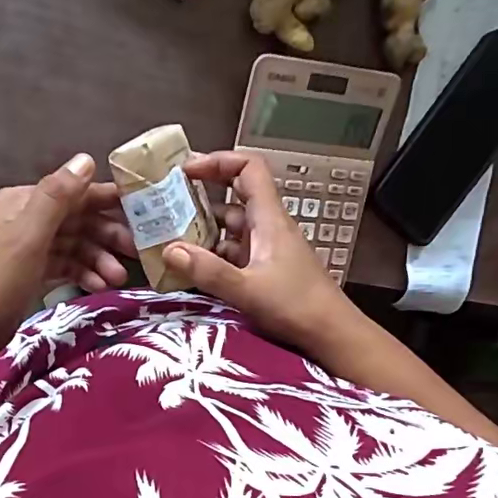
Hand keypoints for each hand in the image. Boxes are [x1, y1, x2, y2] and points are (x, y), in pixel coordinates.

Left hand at [0, 154, 137, 339]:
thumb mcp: (29, 235)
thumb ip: (57, 197)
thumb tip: (86, 159)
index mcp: (24, 201)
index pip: (75, 192)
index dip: (109, 200)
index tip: (144, 212)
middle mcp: (28, 219)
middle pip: (79, 219)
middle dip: (107, 236)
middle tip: (136, 253)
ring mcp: (31, 247)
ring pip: (75, 245)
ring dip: (98, 259)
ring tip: (117, 280)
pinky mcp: (32, 273)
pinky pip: (66, 266)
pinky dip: (83, 274)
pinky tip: (98, 287)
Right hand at [163, 151, 356, 351]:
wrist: (332, 335)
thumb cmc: (296, 307)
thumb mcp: (247, 290)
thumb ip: (208, 271)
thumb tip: (170, 249)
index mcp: (269, 220)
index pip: (248, 169)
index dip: (218, 161)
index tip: (187, 171)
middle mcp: (269, 229)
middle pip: (233, 199)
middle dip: (200, 199)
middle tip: (165, 206)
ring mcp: (267, 251)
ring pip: (231, 229)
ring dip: (203, 231)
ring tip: (169, 239)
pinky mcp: (265, 272)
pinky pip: (233, 254)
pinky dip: (212, 256)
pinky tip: (191, 269)